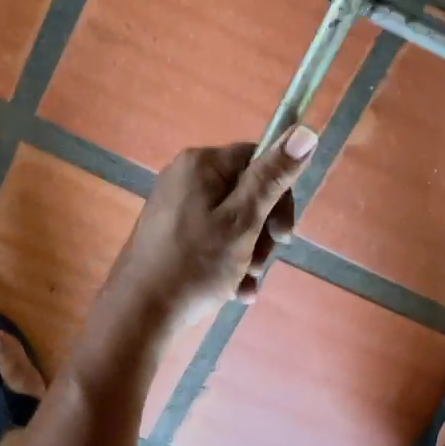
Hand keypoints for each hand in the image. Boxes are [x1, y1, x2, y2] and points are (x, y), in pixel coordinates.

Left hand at [104, 126, 318, 329]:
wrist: (139, 313)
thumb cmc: (195, 264)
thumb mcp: (243, 221)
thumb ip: (273, 177)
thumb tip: (305, 132)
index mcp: (201, 164)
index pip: (258, 159)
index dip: (279, 195)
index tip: (283, 234)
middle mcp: (184, 177)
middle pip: (246, 193)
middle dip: (263, 231)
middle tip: (261, 263)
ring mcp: (174, 207)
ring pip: (231, 221)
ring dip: (248, 253)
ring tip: (245, 283)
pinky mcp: (168, 234)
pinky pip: (210, 239)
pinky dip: (227, 262)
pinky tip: (235, 291)